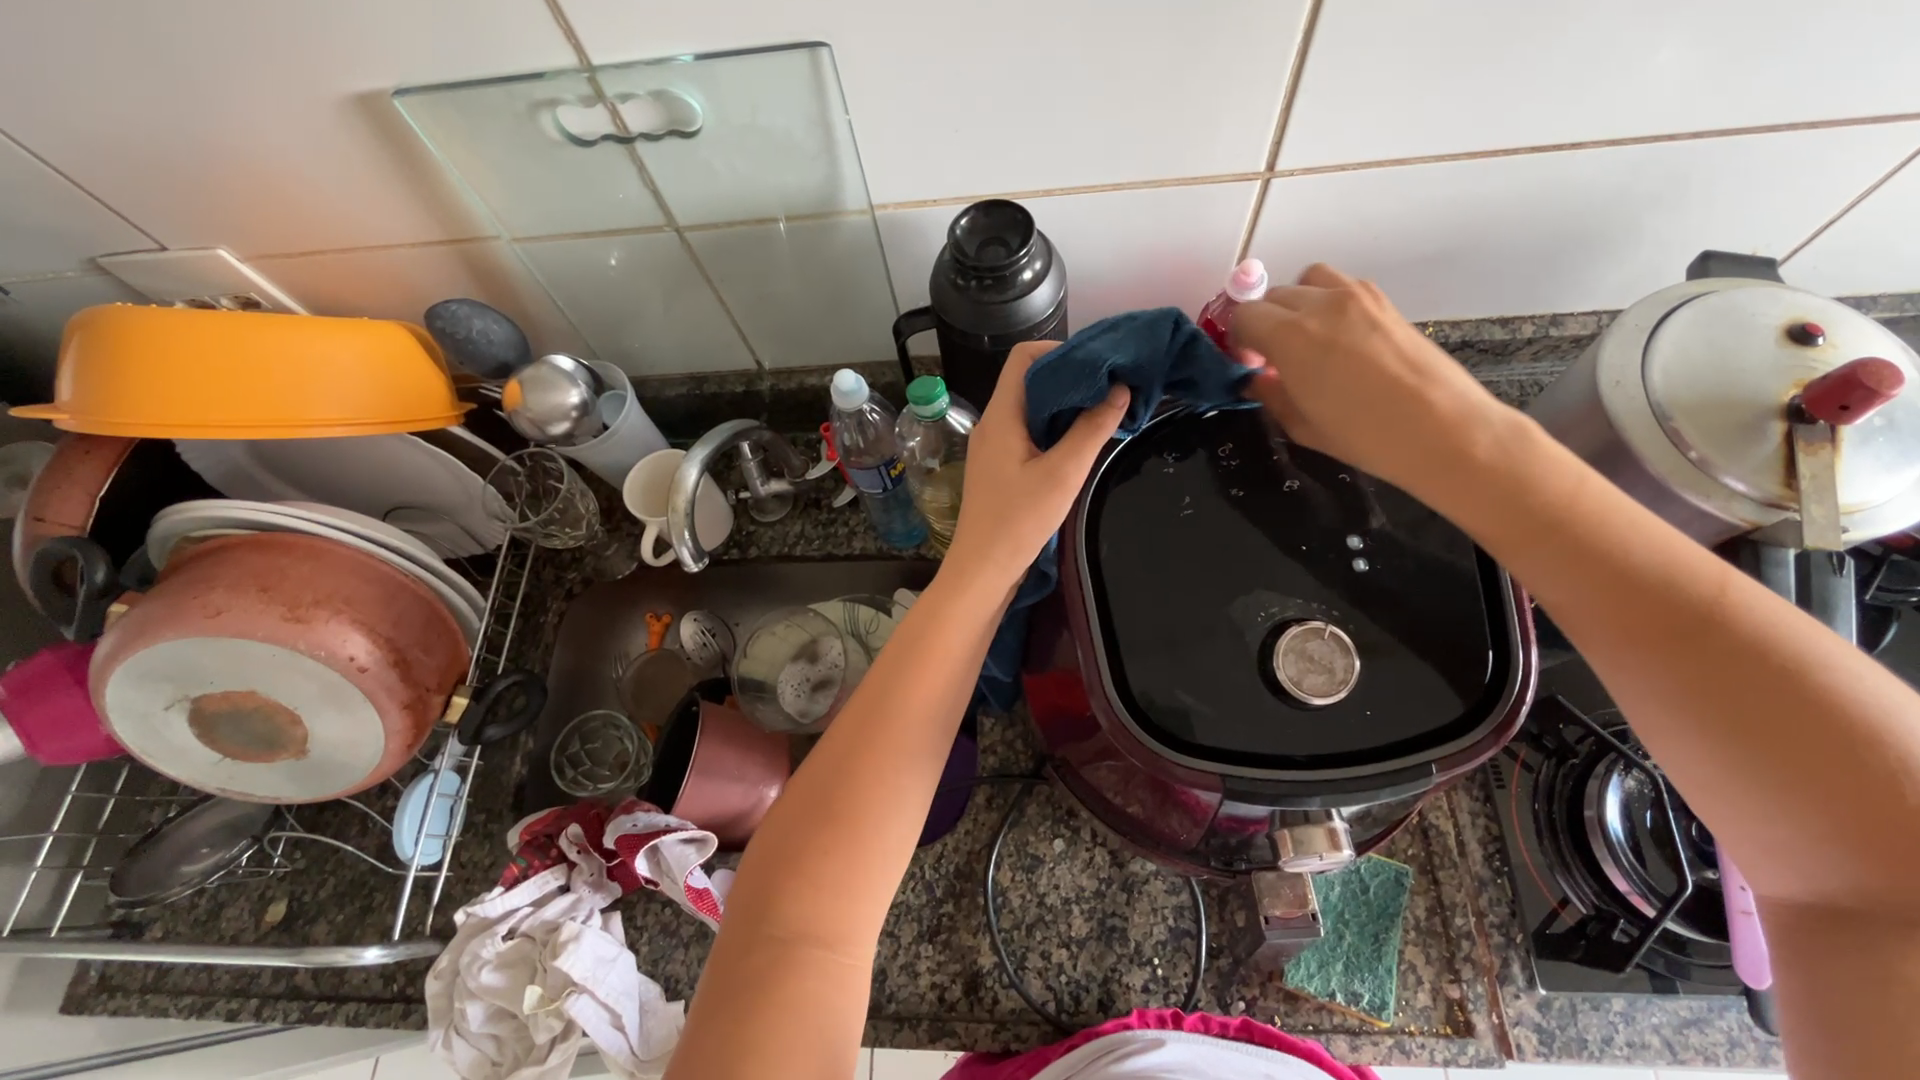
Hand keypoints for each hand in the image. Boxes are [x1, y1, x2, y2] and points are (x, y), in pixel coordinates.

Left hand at [945, 341, 1129, 590]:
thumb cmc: (1018, 521)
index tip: (1099, 365)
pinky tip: (1083, 443)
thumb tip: (1120, 390)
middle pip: (1031, 381)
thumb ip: (1092, 430)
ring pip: (1032, 410)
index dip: (1061, 350)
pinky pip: (1030, 434)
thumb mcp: (1063, 474)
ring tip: (1105, 412)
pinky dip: (1056, 430)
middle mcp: (994, 424)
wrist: (982, 571)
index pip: (1024, 357)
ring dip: (1067, 407)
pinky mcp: (1001, 468)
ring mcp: (995, 447)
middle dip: (1072, 378)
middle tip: (1112, 387)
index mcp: (1001, 416)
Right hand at [1229, 263, 1511, 495]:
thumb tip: (1254, 378)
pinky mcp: (1383, 300)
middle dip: (1264, 324)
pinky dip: (1327, 303)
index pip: (1244, 316)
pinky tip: (1339, 339)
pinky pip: (1340, 287)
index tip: (1249, 365)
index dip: (1239, 341)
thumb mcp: (1300, 425)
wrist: (1442, 429)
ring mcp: (1356, 296)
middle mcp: (1320, 303)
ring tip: (1306, 340)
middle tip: (1273, 359)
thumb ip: (1268, 394)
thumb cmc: (1363, 437)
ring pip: (1307, 281)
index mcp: (1290, 336)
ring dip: (1296, 304)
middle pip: (1273, 296)